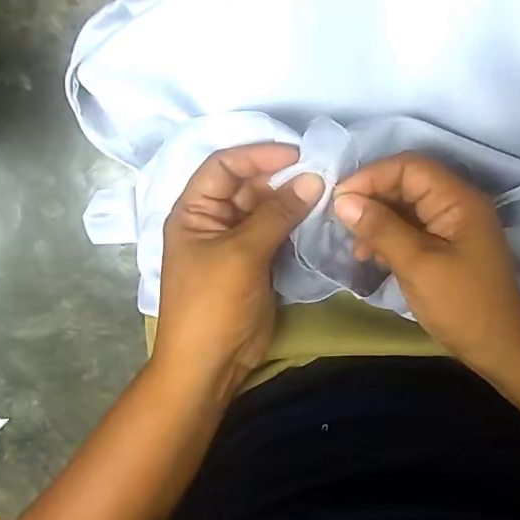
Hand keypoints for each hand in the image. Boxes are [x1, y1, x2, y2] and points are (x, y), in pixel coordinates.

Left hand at [156, 144, 323, 386]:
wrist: (209, 363)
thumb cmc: (213, 305)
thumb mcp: (241, 254)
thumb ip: (276, 214)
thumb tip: (313, 179)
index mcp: (193, 211)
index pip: (223, 166)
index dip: (257, 155)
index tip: (297, 155)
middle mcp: (212, 220)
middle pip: (247, 185)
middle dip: (280, 178)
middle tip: (322, 175)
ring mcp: (235, 243)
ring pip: (265, 208)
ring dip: (291, 200)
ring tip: (326, 193)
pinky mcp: (255, 262)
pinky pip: (275, 232)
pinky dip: (294, 223)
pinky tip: (318, 216)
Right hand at [334, 152, 519, 368]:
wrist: (498, 347)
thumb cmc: (461, 305)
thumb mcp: (417, 265)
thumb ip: (381, 228)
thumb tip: (343, 201)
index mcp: (458, 200)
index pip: (409, 167)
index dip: (371, 176)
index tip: (339, 200)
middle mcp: (456, 204)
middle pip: (405, 183)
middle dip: (371, 198)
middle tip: (341, 222)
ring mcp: (451, 225)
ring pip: (404, 206)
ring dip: (376, 219)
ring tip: (357, 247)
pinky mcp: (443, 245)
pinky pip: (409, 227)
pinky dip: (386, 236)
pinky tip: (371, 256)